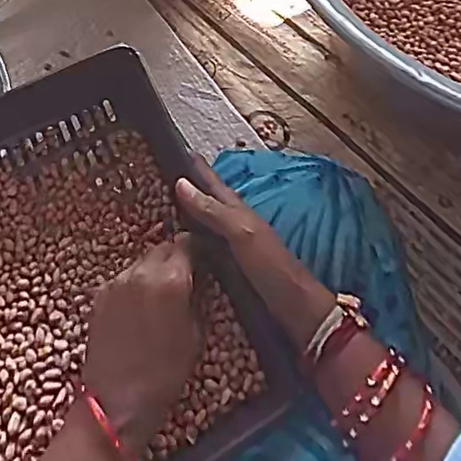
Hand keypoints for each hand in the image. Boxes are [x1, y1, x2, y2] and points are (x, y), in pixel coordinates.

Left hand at [81, 236, 202, 450]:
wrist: (116, 402)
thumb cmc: (165, 373)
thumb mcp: (195, 335)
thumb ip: (196, 297)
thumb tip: (198, 278)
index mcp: (171, 280)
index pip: (187, 245)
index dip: (196, 249)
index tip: (202, 259)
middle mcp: (142, 272)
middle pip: (162, 248)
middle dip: (174, 257)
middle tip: (183, 277)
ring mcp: (117, 281)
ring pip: (142, 261)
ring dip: (153, 269)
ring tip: (160, 294)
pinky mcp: (100, 294)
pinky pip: (124, 278)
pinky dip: (135, 283)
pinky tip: (139, 305)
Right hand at [175, 154, 336, 350]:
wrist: (297, 309)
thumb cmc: (271, 267)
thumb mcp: (241, 234)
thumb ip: (213, 210)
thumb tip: (181, 183)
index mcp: (239, 211)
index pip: (214, 183)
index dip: (197, 169)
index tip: (177, 151)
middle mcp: (236, 224)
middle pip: (209, 200)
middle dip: (190, 188)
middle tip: (163, 178)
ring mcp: (235, 246)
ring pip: (207, 223)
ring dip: (190, 214)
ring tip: (166, 208)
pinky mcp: (232, 267)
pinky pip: (208, 245)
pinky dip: (195, 239)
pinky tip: (184, 245)